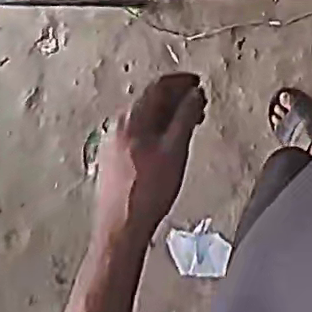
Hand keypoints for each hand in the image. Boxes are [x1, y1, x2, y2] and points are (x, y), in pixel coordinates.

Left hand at [92, 72, 205, 250]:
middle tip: (197, 103)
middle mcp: (118, 126)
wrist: (120, 229)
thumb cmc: (148, 192)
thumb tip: (195, 94)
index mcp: (131, 118)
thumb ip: (186, 116)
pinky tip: (169, 142)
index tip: (196, 82)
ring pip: (145, 117)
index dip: (181, 82)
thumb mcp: (175, 149)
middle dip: (176, 98)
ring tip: (188, 122)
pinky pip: (139, 132)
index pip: (158, 86)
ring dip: (167, 114)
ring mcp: (113, 142)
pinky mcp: (113, 159)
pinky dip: (157, 128)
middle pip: (150, 100)